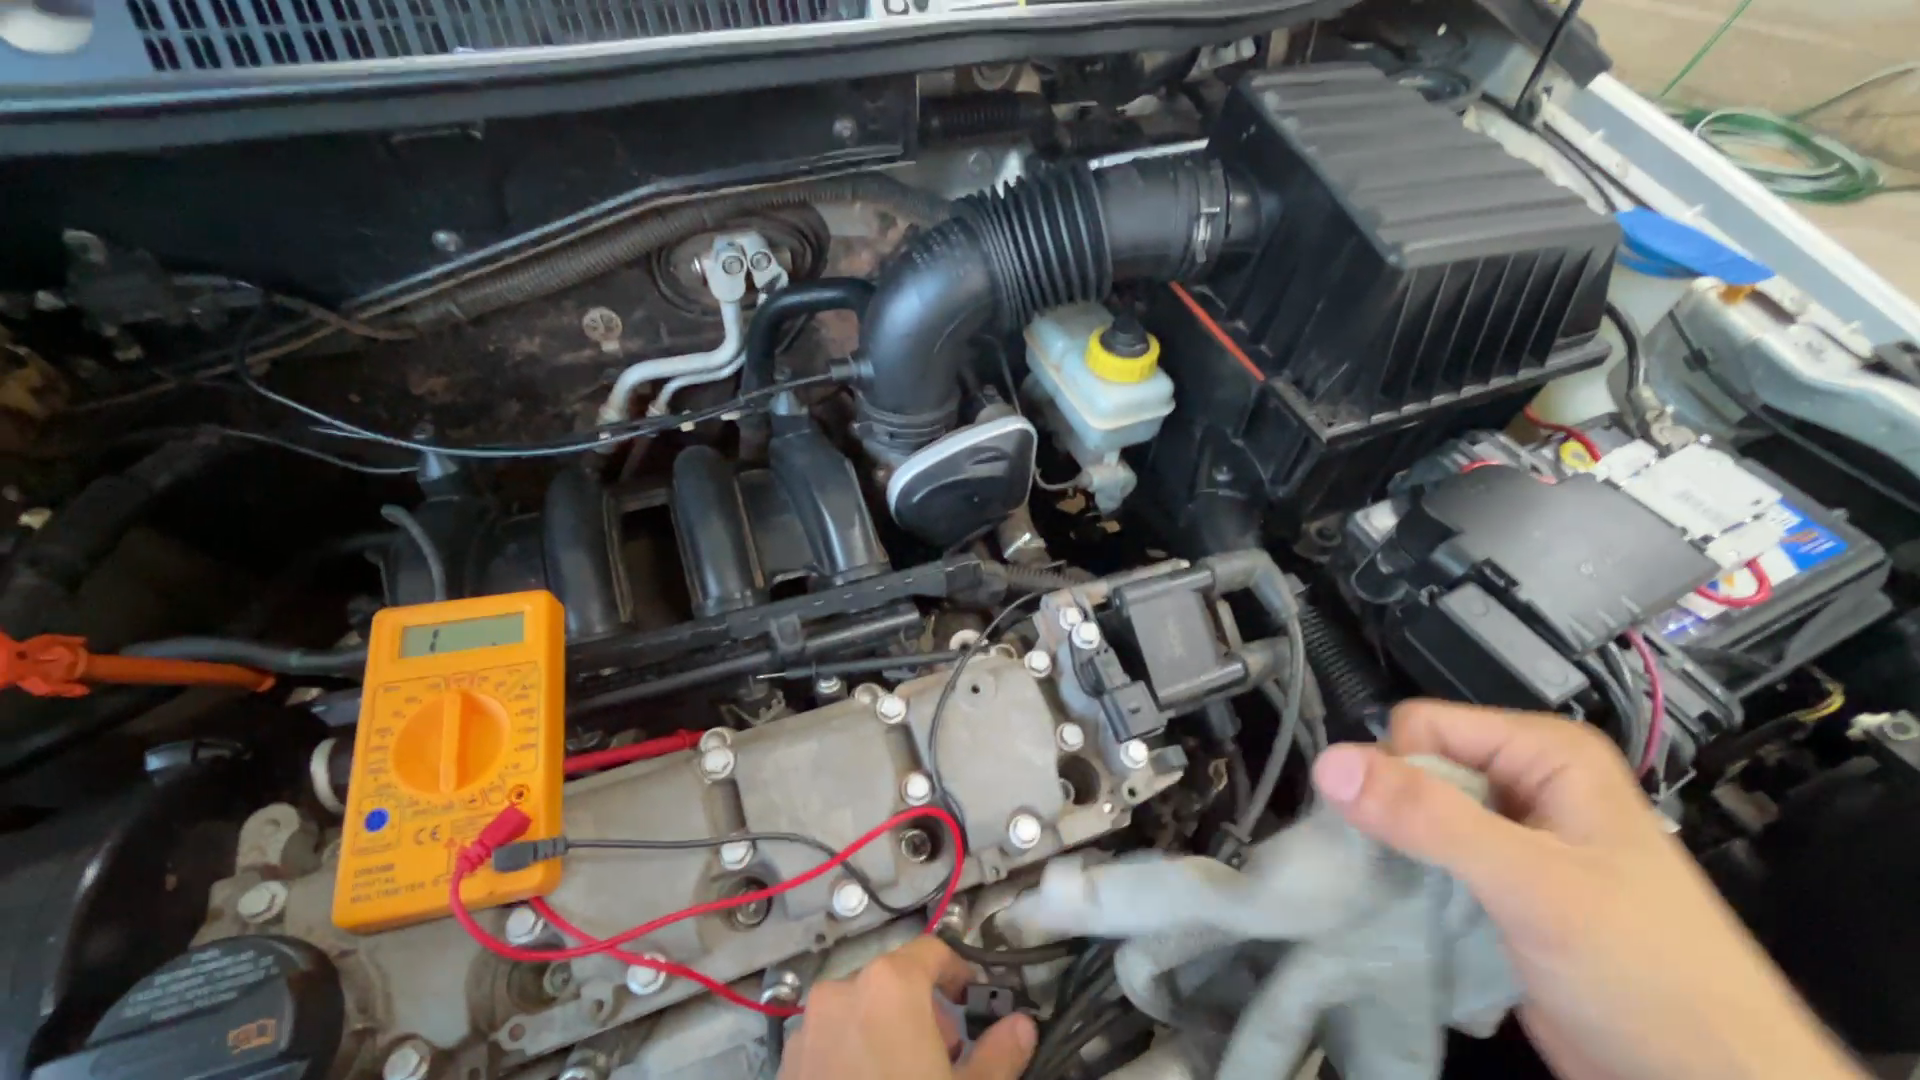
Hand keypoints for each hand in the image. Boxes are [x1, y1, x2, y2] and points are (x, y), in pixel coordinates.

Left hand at [779, 936, 1036, 1079]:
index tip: (972, 1000)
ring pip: (857, 1011)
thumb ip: (999, 1053)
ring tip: (904, 1075)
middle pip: (892, 981)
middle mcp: (842, 992)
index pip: (932, 951)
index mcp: (890, 985)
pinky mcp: (786, 1065)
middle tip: (945, 1052)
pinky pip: (827, 1042)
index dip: (958, 972)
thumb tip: (1020, 1026)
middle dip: (922, 1009)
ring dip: (884, 1030)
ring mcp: (806, 1029)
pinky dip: (850, 1053)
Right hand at [1310, 700, 1864, 1079]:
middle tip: (1395, 870)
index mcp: (1546, 754)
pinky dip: (1409, 881)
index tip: (1396, 835)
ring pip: (1416, 817)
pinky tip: (1406, 911)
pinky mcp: (1501, 889)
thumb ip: (1428, 818)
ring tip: (1394, 893)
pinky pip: (1430, 861)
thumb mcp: (1531, 884)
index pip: (1423, 727)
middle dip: (1391, 814)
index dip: (1396, 772)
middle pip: (1415, 769)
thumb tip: (1327, 762)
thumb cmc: (1641, 971)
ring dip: (1395, 851)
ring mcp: (1514, 839)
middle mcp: (1527, 784)